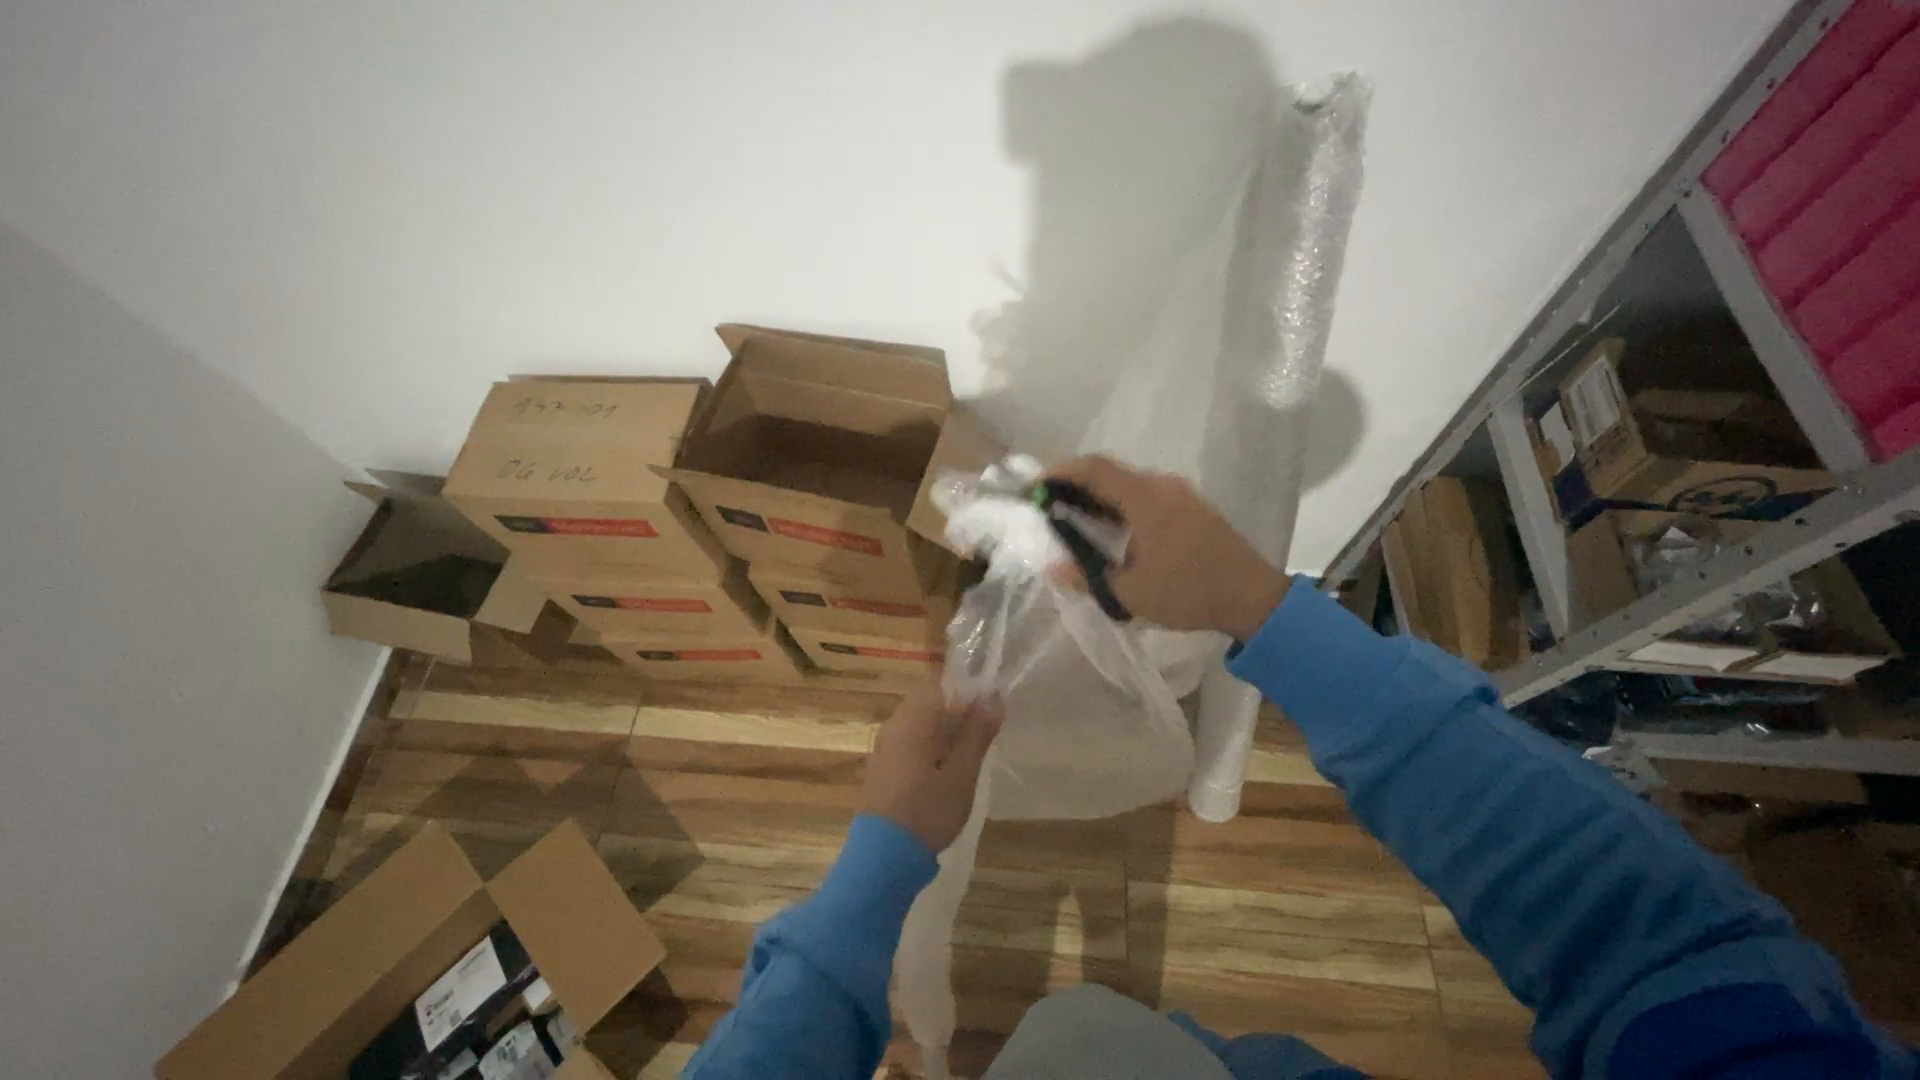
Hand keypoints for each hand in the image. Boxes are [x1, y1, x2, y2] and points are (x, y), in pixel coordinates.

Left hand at [860, 684, 1003, 852]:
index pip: (941, 684)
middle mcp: (894, 724)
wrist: (884, 855)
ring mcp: (884, 746)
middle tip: (983, 740)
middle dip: (958, 715)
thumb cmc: (928, 810)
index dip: (969, 693)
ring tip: (968, 760)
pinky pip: (909, 744)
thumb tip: (994, 698)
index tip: (989, 713)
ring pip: (919, 725)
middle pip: (930, 703)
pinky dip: (929, 749)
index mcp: (913, 719)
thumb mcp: (962, 773)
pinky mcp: (881, 767)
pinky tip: (944, 774)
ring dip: (944, 733)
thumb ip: (977, 734)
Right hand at [1048, 455, 1290, 639]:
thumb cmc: (1189, 592)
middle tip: (1048, 506)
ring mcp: (1179, 493)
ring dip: (1098, 495)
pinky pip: (1145, 494)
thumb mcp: (1131, 592)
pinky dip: (1120, 504)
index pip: (1092, 468)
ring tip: (1074, 520)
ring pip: (1128, 483)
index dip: (1059, 472)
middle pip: (1108, 471)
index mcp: (1144, 498)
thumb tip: (1053, 567)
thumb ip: (1088, 576)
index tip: (1034, 488)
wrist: (1253, 597)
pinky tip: (1111, 530)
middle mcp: (1161, 485)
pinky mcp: (1191, 506)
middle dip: (1074, 484)